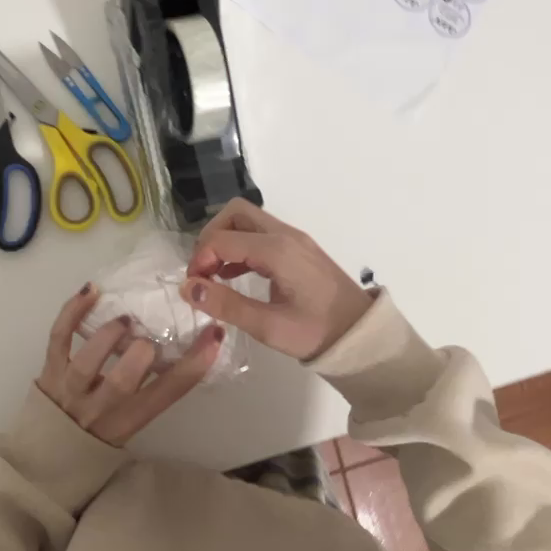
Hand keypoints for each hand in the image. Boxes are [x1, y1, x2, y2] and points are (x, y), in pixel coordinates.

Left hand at [38, 284, 222, 445]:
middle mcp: (100, 407)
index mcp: (129, 420)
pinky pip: (58, 338)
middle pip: (121, 384)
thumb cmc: (98, 435)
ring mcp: (71, 389)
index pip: (166, 394)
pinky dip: (72, 311)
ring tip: (125, 318)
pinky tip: (91, 290)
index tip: (213, 334)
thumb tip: (183, 346)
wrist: (46, 458)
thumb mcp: (132, 421)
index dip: (193, 364)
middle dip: (140, 356)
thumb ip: (152, 391)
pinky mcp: (49, 370)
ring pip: (86, 363)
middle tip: (149, 339)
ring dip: (108, 335)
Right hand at [182, 199, 371, 361]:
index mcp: (278, 251)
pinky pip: (261, 234)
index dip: (200, 259)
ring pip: (248, 221)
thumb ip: (226, 305)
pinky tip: (233, 275)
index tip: (194, 287)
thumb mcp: (269, 326)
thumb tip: (187, 288)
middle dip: (211, 237)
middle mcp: (285, 235)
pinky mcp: (298, 249)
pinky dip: (241, 246)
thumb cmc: (317, 333)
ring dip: (225, 240)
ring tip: (214, 276)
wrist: (362, 336)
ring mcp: (294, 239)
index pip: (222, 239)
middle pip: (235, 214)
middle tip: (202, 272)